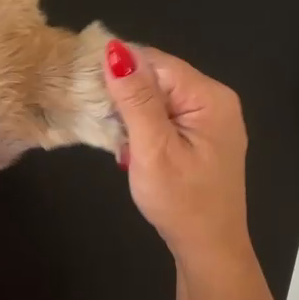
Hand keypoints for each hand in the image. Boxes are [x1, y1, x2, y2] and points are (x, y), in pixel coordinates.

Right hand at [102, 41, 252, 263]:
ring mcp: (209, 118)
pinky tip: (128, 144)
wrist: (207, 249)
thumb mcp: (153, 149)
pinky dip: (142, 125)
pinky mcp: (200, 135)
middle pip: (157, 75)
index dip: (119, 70)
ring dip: (130, 111)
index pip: (155, 62)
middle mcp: (214, 99)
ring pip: (157, 95)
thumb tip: (115, 50)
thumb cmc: (181, 202)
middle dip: (124, 93)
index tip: (83, 87)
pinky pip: (164, 114)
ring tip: (110, 135)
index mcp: (209, 97)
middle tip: (94, 117)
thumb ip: (135, 99)